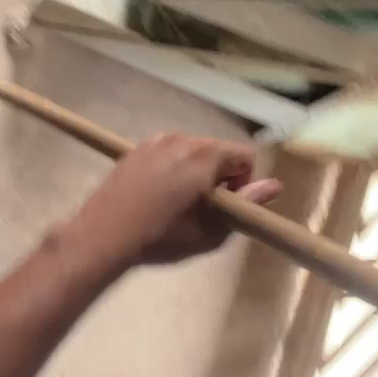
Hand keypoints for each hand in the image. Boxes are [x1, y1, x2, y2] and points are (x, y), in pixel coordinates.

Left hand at [62, 134, 282, 268]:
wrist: (103, 235)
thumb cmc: (161, 237)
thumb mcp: (210, 230)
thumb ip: (246, 205)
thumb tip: (274, 186)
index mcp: (205, 155)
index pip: (245, 157)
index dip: (245, 183)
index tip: (227, 208)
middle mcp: (182, 139)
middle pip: (217, 152)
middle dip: (219, 177)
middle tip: (202, 210)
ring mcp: (155, 142)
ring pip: (191, 152)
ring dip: (194, 173)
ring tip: (177, 205)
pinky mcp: (135, 150)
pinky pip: (167, 155)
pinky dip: (171, 170)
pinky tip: (156, 197)